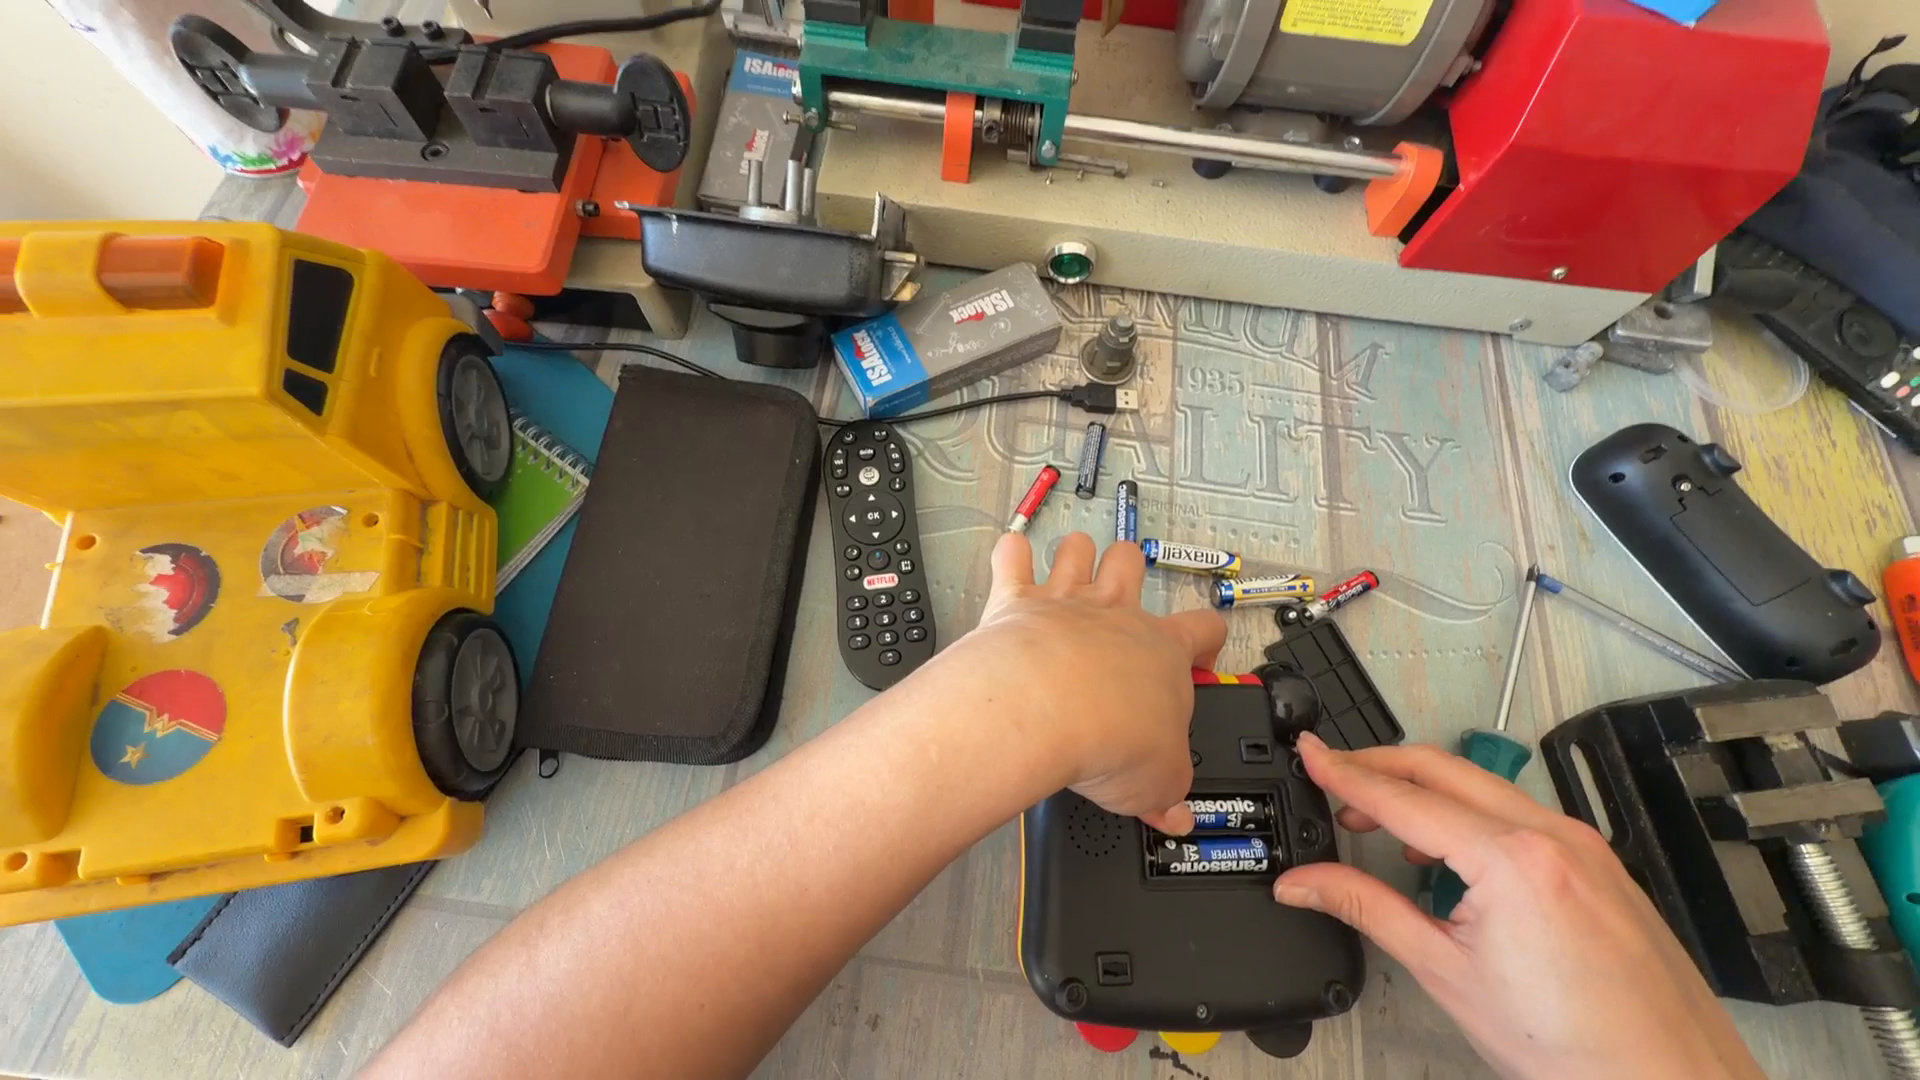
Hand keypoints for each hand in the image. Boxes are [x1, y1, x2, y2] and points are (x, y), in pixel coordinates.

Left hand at [932, 532, 1225, 833]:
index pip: (1202, 628)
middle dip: (1131, 569)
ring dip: (1076, 551)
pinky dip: (1010, 552)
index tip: (1200, 653)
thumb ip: (1167, 793)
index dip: (1206, 637)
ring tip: (1072, 560)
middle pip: (1133, 565)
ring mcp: (1063, 600)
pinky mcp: (1014, 601)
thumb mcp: (1157, 781)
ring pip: (1078, 550)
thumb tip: (1175, 815)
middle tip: (1124, 588)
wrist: (1047, 712)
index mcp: (1160, 651)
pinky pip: (1011, 557)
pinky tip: (1012, 553)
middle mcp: (1114, 614)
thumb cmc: (1108, 737)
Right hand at [1273, 735, 1763, 1079]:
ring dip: (1417, 786)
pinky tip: (1440, 846)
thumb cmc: (1575, 1052)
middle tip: (1328, 775)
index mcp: (1511, 859)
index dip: (1343, 772)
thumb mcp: (1444, 972)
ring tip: (1374, 818)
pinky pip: (1513, 810)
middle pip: (1438, 767)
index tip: (1308, 753)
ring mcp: (1582, 844)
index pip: (1402, 797)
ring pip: (1477, 783)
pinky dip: (1461, 809)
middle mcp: (1552, 834)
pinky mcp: (1598, 862)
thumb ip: (1364, 908)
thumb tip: (1302, 884)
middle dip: (1375, 764)